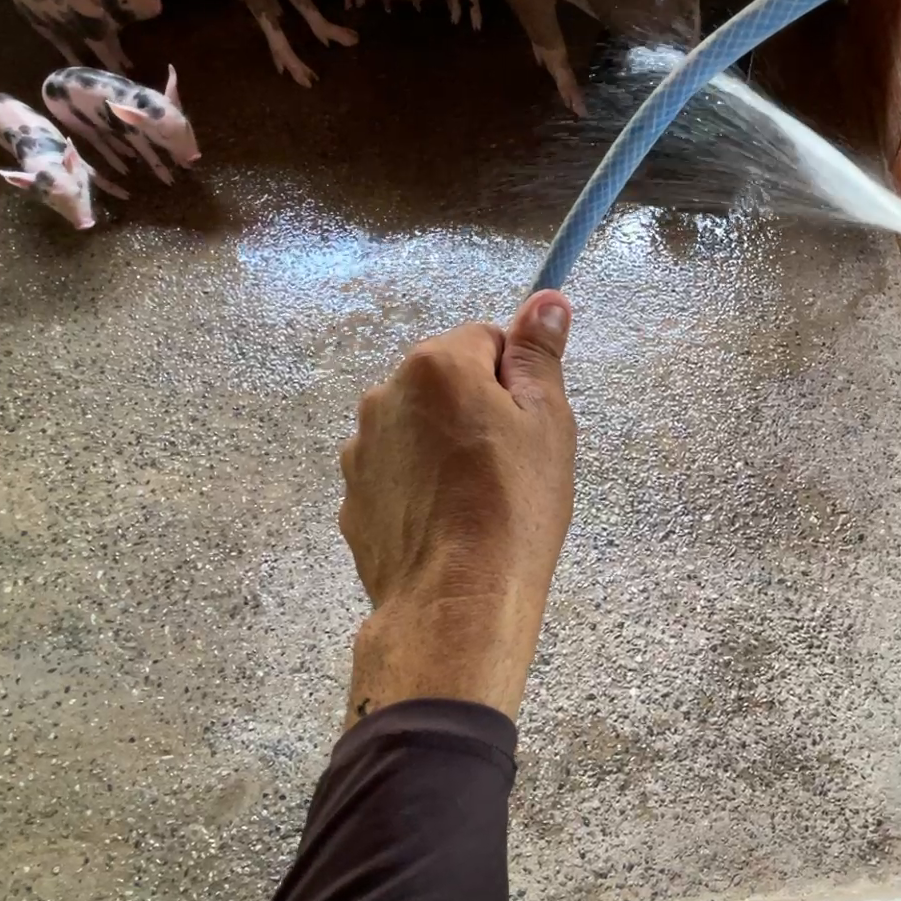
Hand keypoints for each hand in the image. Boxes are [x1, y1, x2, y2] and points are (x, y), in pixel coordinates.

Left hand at [337, 290, 575, 725]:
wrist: (455, 601)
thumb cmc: (514, 506)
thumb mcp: (547, 424)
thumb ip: (540, 356)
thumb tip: (547, 299)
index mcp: (435, 365)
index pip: (486, 338)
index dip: (516, 378)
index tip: (529, 425)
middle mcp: (384, 395)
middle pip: (446, 380)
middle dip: (477, 408)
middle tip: (510, 464)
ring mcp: (361, 450)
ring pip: (419, 428)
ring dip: (445, 446)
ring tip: (477, 501)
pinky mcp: (353, 498)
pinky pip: (397, 472)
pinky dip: (419, 485)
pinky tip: (446, 524)